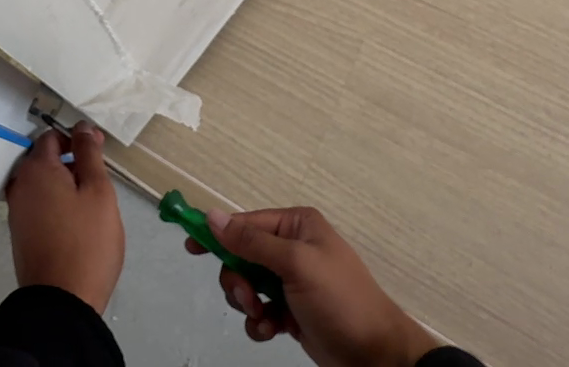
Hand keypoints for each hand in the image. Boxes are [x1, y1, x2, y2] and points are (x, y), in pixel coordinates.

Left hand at [5, 123, 124, 313]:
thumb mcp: (98, 192)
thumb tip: (81, 128)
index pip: (52, 137)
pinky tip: (75, 221)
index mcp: (36, 169)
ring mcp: (17, 211)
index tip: (98, 152)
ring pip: (42, 183)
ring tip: (90, 203)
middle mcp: (19, 185)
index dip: (77, 139)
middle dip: (70, 162)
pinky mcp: (20, 233)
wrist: (61, 303)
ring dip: (63, 184)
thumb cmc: (86, 242)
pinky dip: (55, 203)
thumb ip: (89, 154)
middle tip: (98, 181)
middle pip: (44, 159)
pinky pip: (38, 204)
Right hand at [188, 206, 440, 366]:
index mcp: (296, 226)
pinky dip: (259, 321)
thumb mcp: (295, 264)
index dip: (217, 233)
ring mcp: (291, 281)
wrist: (377, 356)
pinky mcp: (291, 311)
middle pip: (241, 255)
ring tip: (264, 317)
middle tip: (247, 297)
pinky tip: (271, 331)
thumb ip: (251, 242)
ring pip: (246, 284)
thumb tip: (211, 215)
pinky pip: (259, 309)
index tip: (190, 246)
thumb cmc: (339, 299)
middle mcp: (292, 248)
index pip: (246, 222)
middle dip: (238, 279)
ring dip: (247, 303)